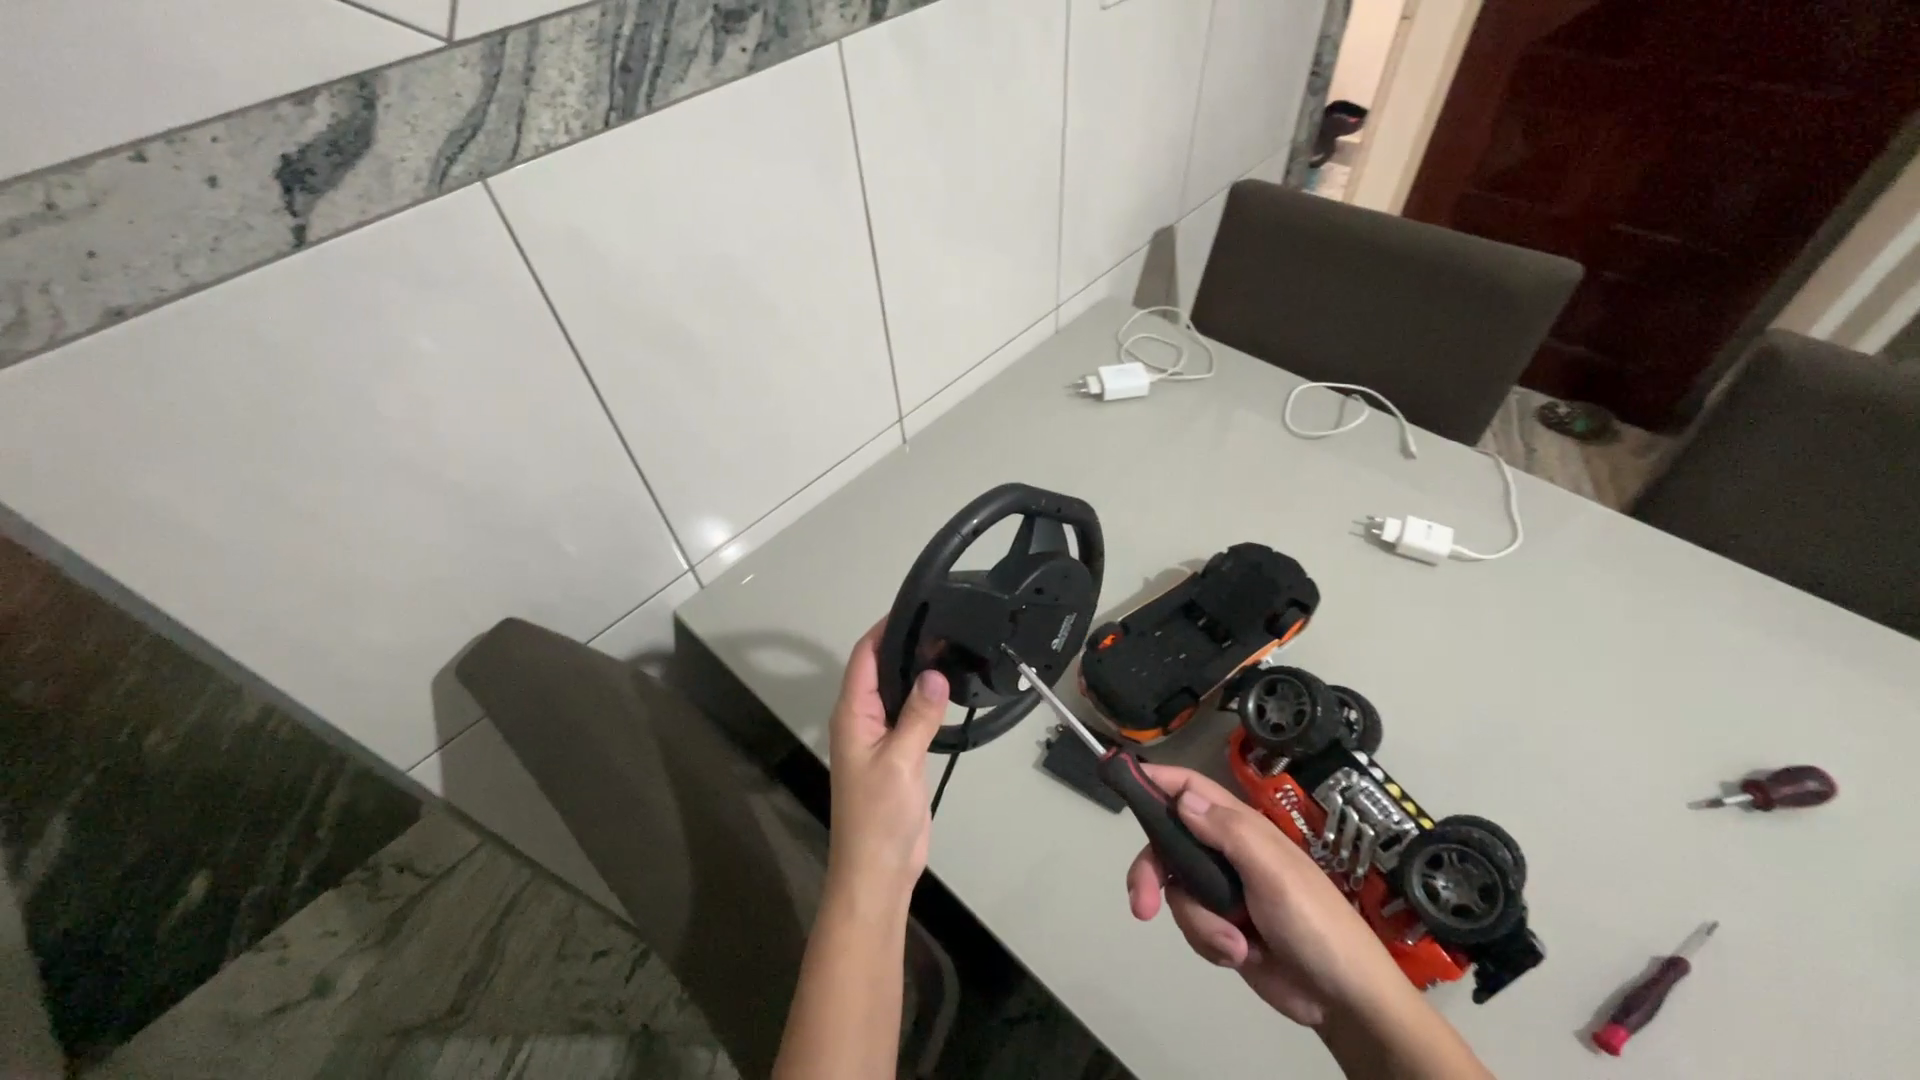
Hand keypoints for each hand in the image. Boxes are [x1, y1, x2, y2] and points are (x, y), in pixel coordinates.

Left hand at [824, 620, 949, 903]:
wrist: (878, 870)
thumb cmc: (879, 816)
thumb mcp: (900, 761)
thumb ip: (918, 715)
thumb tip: (936, 674)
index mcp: (852, 715)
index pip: (864, 657)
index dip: (885, 629)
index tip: (916, 607)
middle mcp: (862, 719)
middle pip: (880, 669)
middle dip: (907, 646)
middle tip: (946, 624)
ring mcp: (879, 737)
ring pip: (896, 692)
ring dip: (918, 672)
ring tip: (952, 648)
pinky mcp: (897, 754)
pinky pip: (909, 715)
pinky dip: (925, 700)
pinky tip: (948, 691)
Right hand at [1125, 765, 1411, 1027]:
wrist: (1343, 999)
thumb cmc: (1316, 924)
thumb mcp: (1274, 872)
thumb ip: (1228, 832)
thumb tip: (1182, 797)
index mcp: (1242, 828)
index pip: (1191, 789)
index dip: (1156, 780)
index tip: (1120, 780)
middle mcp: (1227, 853)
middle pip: (1166, 844)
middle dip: (1152, 874)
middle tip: (1142, 903)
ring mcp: (1223, 891)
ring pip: (1176, 892)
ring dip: (1199, 923)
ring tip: (1235, 945)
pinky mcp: (1222, 927)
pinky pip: (1191, 925)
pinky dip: (1209, 942)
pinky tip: (1240, 955)